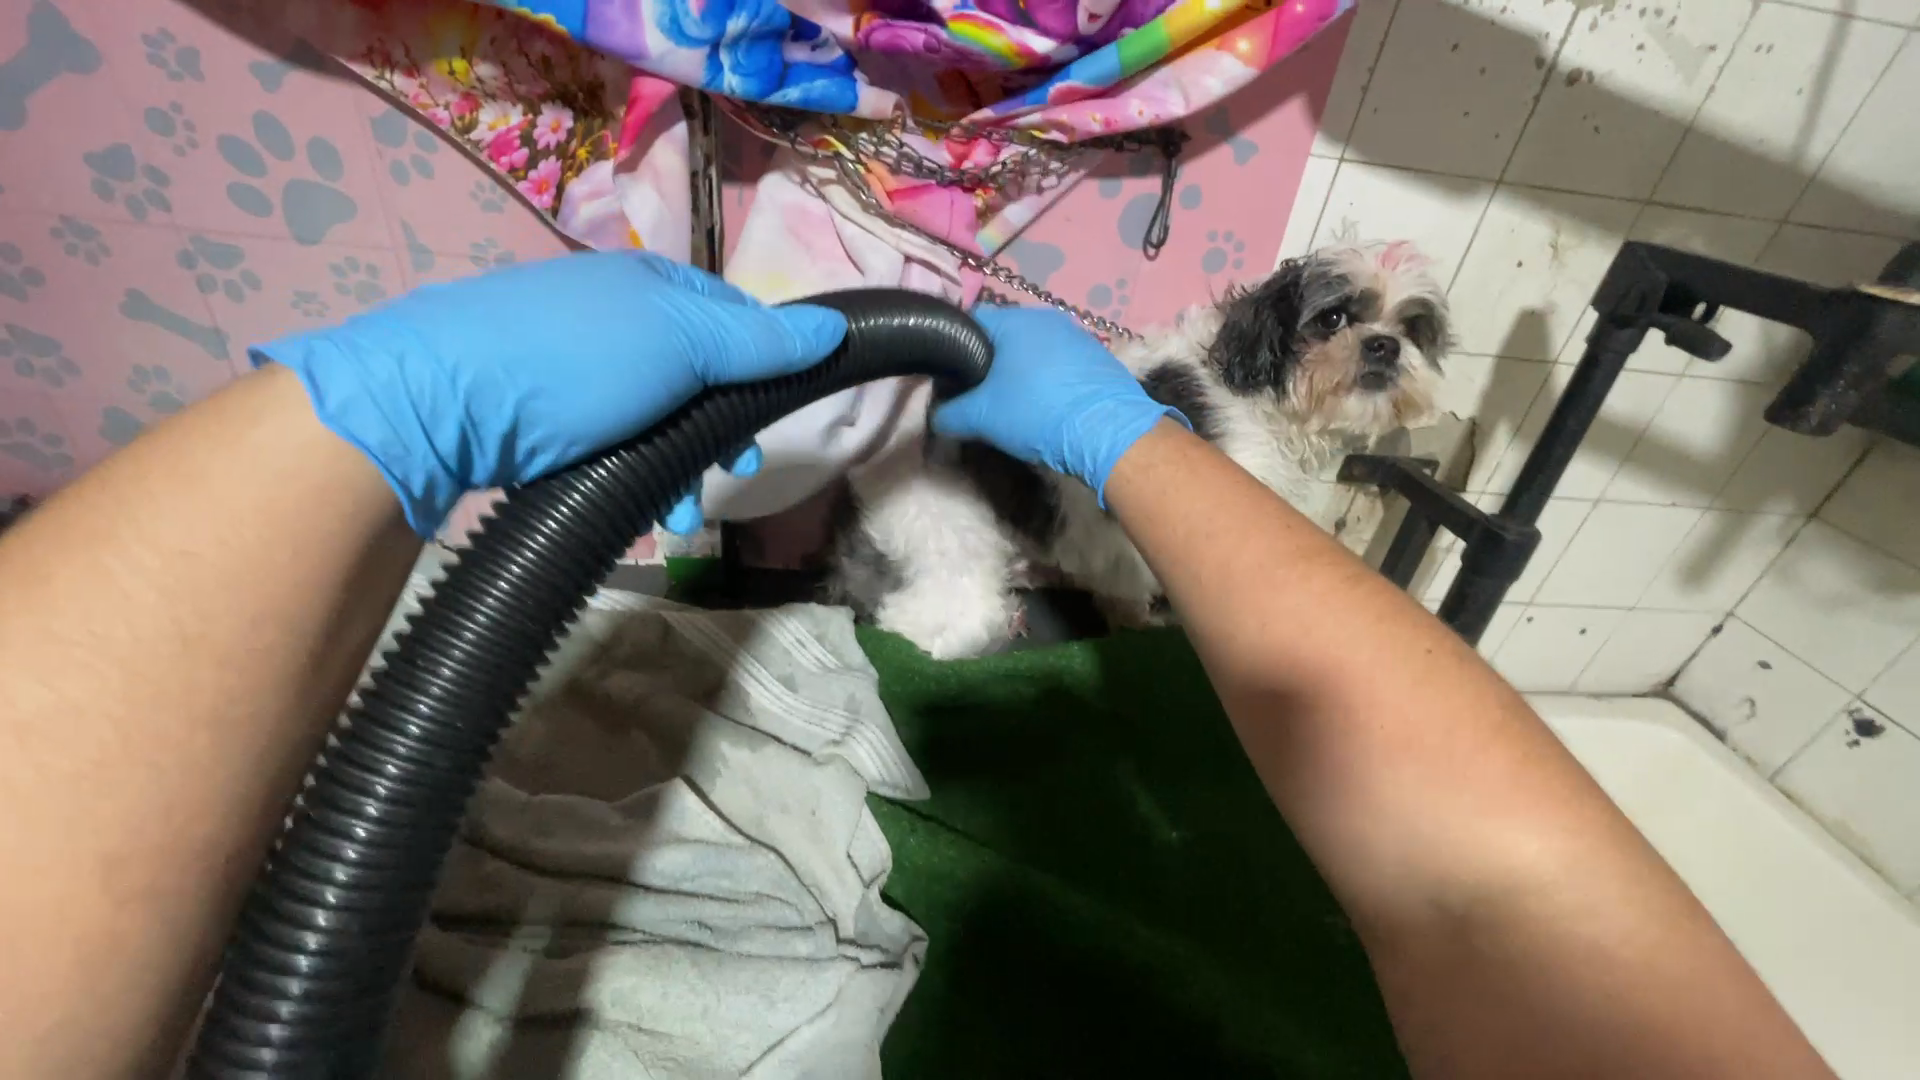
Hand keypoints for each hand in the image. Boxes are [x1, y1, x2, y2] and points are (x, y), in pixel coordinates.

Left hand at [252, 253, 846, 535]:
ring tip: (682, 512)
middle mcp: (619, 317)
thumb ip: (760, 345)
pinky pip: (619, 441)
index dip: (766, 366)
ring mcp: (580, 364)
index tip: (775, 415)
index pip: (736, 318)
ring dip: (684, 465)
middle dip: (723, 430)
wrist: (435, 405)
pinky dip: (639, 473)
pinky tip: (642, 507)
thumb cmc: (576, 363)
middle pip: (702, 376)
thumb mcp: (682, 346)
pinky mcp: (549, 412)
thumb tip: (837, 329)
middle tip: (734, 469)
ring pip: (663, 417)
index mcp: (652, 285)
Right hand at [932, 306, 1183, 502]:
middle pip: (1004, 336)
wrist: (1108, 433)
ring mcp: (1078, 337)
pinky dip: (1046, 381)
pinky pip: (1060, 365)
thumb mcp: (982, 417)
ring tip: (1011, 404)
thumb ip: (949, 414)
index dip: (952, 345)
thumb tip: (936, 416)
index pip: (970, 319)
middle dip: (987, 362)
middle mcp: (1047, 319)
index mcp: (1016, 320)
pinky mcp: (1098, 360)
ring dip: (1019, 373)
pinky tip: (1045, 407)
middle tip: (976, 394)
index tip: (947, 375)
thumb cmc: (1037, 412)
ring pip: (1033, 351)